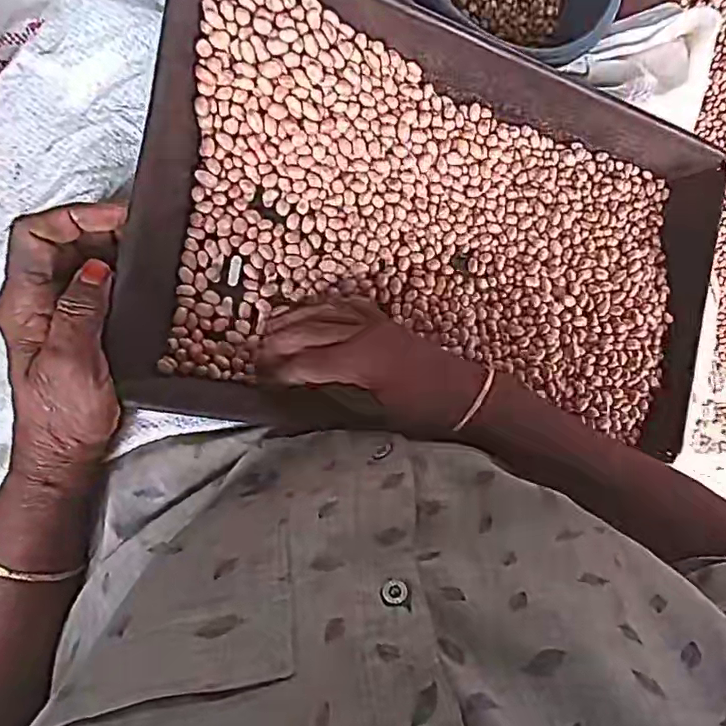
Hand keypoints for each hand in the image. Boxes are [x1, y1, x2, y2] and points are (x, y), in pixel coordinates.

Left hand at [0, 201, 125, 488]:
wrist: (64, 450)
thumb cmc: (63, 415)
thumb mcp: (72, 362)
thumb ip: (80, 311)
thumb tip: (97, 268)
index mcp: (23, 304)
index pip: (34, 237)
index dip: (74, 217)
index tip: (118, 218)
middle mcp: (35, 301)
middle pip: (55, 241)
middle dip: (96, 225)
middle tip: (142, 228)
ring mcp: (57, 312)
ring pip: (76, 259)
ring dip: (109, 245)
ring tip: (149, 246)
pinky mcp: (79, 324)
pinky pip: (93, 284)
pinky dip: (118, 269)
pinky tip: (143, 274)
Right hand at [258, 298, 487, 435]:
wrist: (467, 397)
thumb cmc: (426, 414)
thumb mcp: (378, 419)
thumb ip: (336, 406)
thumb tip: (300, 407)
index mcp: (358, 362)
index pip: (302, 362)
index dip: (278, 373)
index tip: (263, 383)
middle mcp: (363, 336)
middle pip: (305, 331)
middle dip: (276, 344)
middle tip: (257, 360)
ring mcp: (375, 325)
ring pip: (323, 312)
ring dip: (294, 321)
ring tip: (270, 333)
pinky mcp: (386, 323)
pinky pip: (348, 306)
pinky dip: (325, 308)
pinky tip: (314, 312)